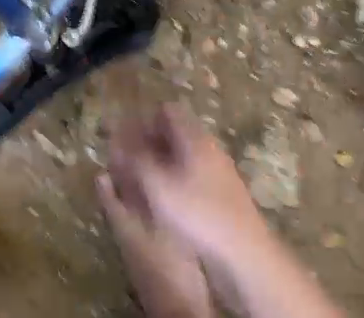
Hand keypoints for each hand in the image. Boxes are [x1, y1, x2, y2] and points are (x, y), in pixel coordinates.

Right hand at [105, 104, 271, 263]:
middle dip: (148, 147)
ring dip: (158, 168)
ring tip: (140, 190)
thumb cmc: (198, 214)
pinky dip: (173, 186)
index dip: (144, 121)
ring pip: (181, 159)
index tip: (126, 141)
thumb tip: (117, 140)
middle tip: (127, 167)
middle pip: (173, 135)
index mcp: (195, 137)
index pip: (166, 111)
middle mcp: (208, 148)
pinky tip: (162, 207)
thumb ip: (135, 159)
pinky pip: (191, 179)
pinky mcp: (222, 195)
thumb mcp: (158, 186)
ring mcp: (218, 172)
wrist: (245, 253)